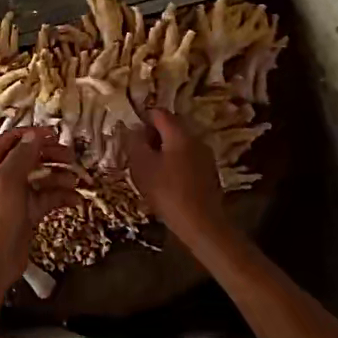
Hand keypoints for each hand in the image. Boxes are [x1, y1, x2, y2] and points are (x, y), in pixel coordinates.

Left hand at [0, 128, 76, 292]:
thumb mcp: (6, 181)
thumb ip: (21, 157)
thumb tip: (35, 135)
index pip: (10, 142)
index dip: (30, 135)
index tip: (55, 133)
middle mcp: (1, 179)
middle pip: (27, 158)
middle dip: (49, 154)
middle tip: (71, 156)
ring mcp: (14, 198)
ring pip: (39, 179)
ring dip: (58, 176)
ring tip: (77, 178)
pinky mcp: (27, 216)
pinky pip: (46, 200)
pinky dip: (60, 197)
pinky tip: (76, 199)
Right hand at [123, 109, 229, 241]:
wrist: (201, 224)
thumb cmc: (167, 191)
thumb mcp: (142, 164)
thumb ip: (135, 141)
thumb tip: (132, 127)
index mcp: (179, 134)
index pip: (158, 113)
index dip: (141, 118)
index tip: (129, 134)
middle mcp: (196, 140)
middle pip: (170, 127)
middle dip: (151, 136)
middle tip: (135, 152)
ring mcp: (205, 157)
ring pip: (178, 144)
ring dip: (161, 151)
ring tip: (147, 168)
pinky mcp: (208, 173)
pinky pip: (186, 159)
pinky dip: (172, 163)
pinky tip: (164, 181)